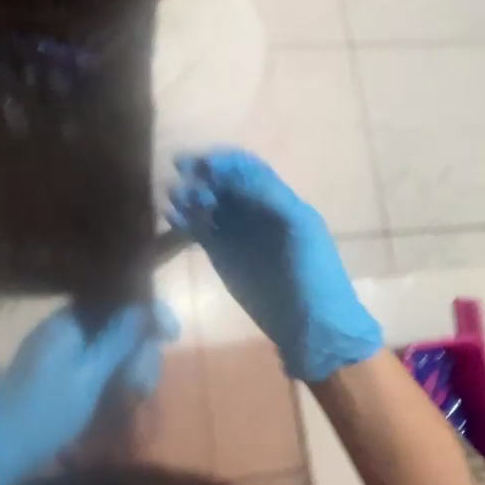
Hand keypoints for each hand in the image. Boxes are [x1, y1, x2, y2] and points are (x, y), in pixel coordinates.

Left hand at [0, 301, 175, 484]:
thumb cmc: (42, 411)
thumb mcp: (87, 376)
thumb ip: (117, 339)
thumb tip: (144, 304)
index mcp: (69, 321)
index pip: (117, 301)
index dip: (147, 314)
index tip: (170, 334)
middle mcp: (66, 331)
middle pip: (119, 328)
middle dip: (139, 352)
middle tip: (141, 386)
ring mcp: (63, 356)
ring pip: (112, 353)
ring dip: (129, 372)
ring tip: (132, 400)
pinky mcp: (61, 380)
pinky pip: (98, 371)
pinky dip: (113, 385)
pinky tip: (122, 404)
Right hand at [168, 149, 381, 382]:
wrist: (309, 322)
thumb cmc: (312, 271)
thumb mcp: (299, 226)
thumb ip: (267, 196)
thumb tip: (230, 174)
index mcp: (276, 198)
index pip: (245, 168)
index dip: (223, 161)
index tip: (201, 164)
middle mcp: (252, 210)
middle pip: (221, 182)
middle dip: (201, 174)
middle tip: (182, 176)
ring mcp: (235, 232)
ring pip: (206, 203)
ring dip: (189, 195)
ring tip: (174, 196)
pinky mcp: (220, 254)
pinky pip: (198, 229)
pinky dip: (183, 220)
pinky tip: (171, 216)